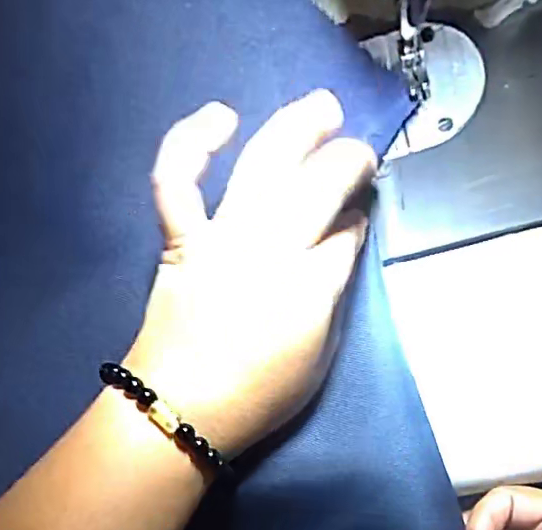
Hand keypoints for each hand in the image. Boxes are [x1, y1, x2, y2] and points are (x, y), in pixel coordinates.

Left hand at [124, 91, 377, 458]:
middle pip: (318, 186)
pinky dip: (193, 142)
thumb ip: (333, 298)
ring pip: (264, 165)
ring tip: (322, 108)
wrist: (186, 409)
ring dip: (298, 128)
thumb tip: (341, 249)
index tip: (361, 213)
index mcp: (312, 288)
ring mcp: (224, 238)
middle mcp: (273, 251)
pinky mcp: (182, 238)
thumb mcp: (318, 359)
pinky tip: (223, 119)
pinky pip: (179, 179)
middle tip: (359, 153)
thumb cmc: (259, 396)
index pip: (346, 234)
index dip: (358, 218)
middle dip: (346, 162)